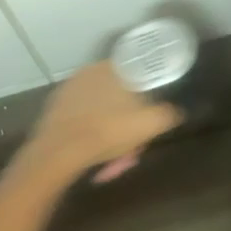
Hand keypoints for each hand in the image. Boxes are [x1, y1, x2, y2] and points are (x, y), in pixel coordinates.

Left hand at [12, 64, 181, 192]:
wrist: (58, 153)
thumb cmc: (107, 132)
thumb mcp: (150, 123)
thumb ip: (168, 114)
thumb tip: (176, 112)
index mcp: (111, 68)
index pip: (139, 81)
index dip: (147, 106)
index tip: (147, 128)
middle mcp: (87, 73)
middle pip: (120, 102)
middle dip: (128, 130)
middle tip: (130, 153)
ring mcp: (67, 92)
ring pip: (101, 116)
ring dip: (110, 138)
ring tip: (111, 162)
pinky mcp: (53, 112)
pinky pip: (82, 124)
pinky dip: (91, 139)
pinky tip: (93, 158)